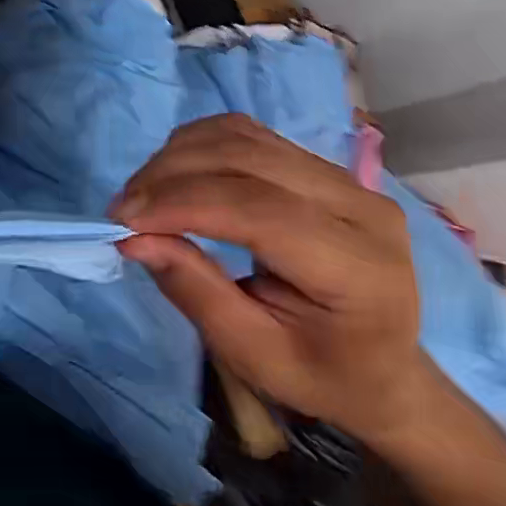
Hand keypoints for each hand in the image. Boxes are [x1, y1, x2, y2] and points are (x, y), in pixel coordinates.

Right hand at [112, 114, 428, 442]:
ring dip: (178, 155)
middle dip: (170, 175)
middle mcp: (360, 205)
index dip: (183, 204)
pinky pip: (246, 133)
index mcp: (360, 267)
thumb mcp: (255, 355)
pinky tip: (173, 173)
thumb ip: (196, 292)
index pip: (260, 210)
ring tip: (142, 193)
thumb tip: (133, 239)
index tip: (124, 221)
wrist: (383, 367)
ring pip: (241, 136)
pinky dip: (197, 144)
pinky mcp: (320, 163)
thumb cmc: (321, 373)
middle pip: (247, 160)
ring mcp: (344, 176)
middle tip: (123, 208)